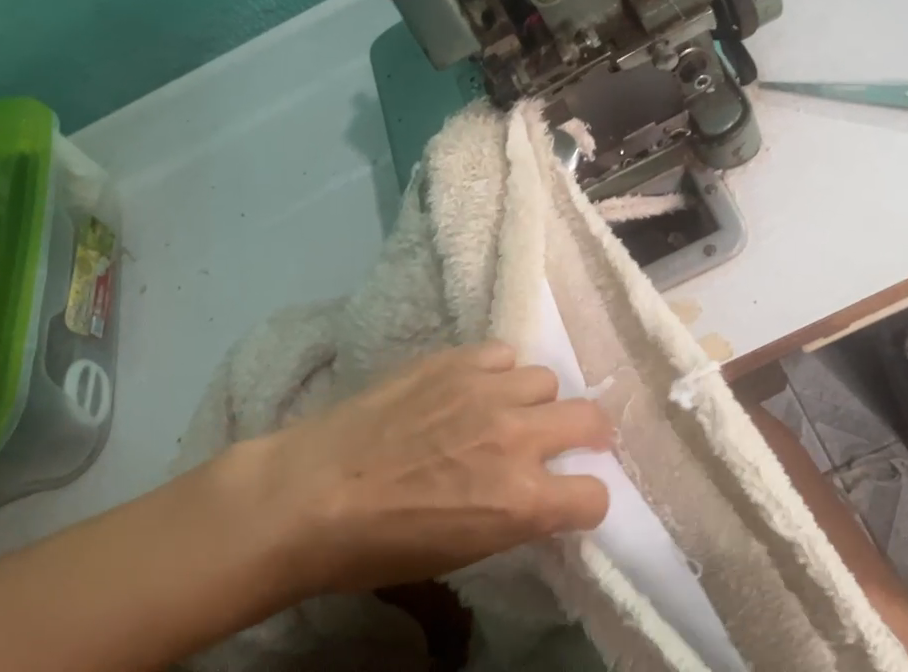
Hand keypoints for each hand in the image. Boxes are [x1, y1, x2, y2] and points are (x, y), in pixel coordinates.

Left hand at [250, 342, 612, 595]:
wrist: (312, 494)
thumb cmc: (380, 545)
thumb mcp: (463, 553)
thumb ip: (516, 518)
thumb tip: (537, 497)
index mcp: (523, 501)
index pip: (594, 495)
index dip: (583, 501)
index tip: (567, 501)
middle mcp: (517, 437)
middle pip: (590, 419)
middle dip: (586, 436)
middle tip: (564, 444)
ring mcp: (486, 390)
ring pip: (547, 380)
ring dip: (536, 401)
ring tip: (507, 413)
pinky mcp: (454, 360)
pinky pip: (503, 353)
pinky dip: (499, 372)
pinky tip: (475, 388)